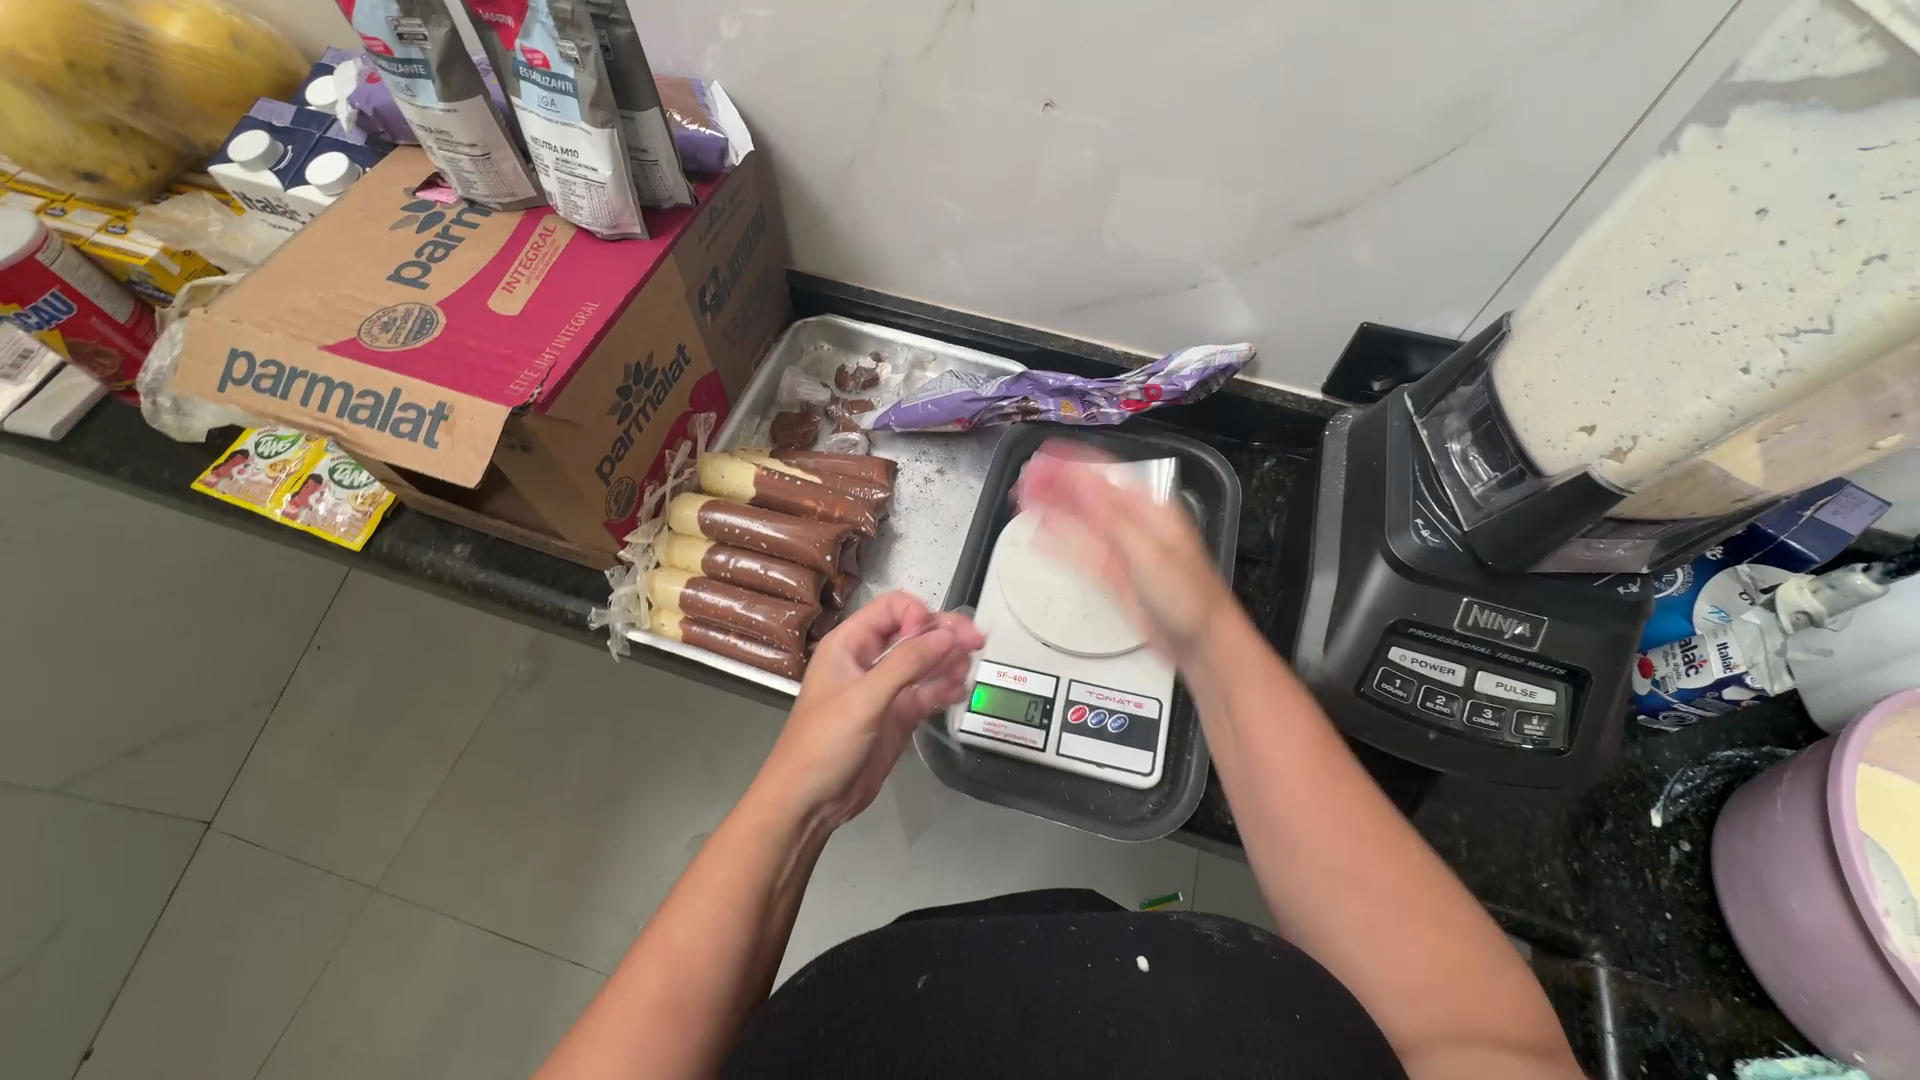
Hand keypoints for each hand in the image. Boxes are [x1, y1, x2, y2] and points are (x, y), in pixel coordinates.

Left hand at [752, 592, 983, 831]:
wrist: (809, 802)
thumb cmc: (824, 743)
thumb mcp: (864, 699)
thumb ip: (906, 663)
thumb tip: (947, 634)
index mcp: (849, 644)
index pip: (892, 608)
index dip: (919, 615)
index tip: (939, 637)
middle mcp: (868, 660)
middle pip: (914, 632)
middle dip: (944, 633)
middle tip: (977, 641)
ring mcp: (885, 689)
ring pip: (924, 662)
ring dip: (948, 660)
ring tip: (968, 669)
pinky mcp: (897, 716)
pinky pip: (926, 693)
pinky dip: (943, 689)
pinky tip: (959, 692)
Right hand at [1015, 439, 1241, 666]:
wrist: (1199, 640)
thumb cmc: (1190, 596)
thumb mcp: (1149, 550)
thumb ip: (1112, 517)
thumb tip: (1084, 484)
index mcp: (1149, 509)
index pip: (1104, 475)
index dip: (1071, 463)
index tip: (1042, 458)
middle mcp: (1133, 524)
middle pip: (1087, 495)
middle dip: (1056, 485)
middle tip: (1024, 480)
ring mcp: (1121, 550)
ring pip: (1079, 521)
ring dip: (1053, 509)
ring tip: (1024, 499)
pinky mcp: (1112, 575)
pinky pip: (1079, 551)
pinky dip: (1059, 541)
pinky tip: (1040, 534)